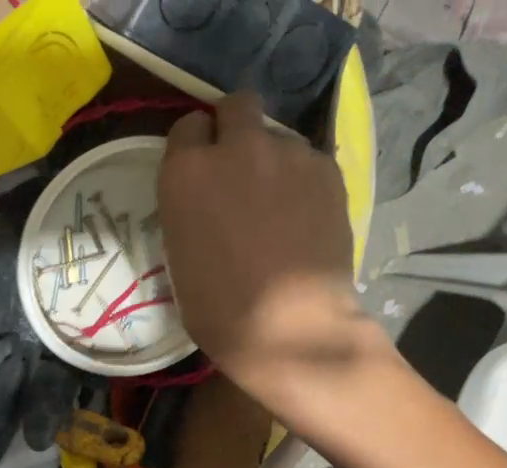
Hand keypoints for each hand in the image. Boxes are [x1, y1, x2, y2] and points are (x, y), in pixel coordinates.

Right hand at [159, 93, 360, 394]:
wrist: (287, 325)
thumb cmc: (216, 307)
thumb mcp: (179, 254)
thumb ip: (189, 207)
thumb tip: (205, 195)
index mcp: (186, 173)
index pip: (186, 126)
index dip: (192, 145)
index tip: (196, 168)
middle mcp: (237, 148)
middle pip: (237, 104)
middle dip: (233, 125)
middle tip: (235, 164)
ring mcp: (288, 154)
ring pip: (276, 135)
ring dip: (269, 157)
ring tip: (273, 201)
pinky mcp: (328, 168)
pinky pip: (306, 159)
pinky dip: (299, 178)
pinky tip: (300, 215)